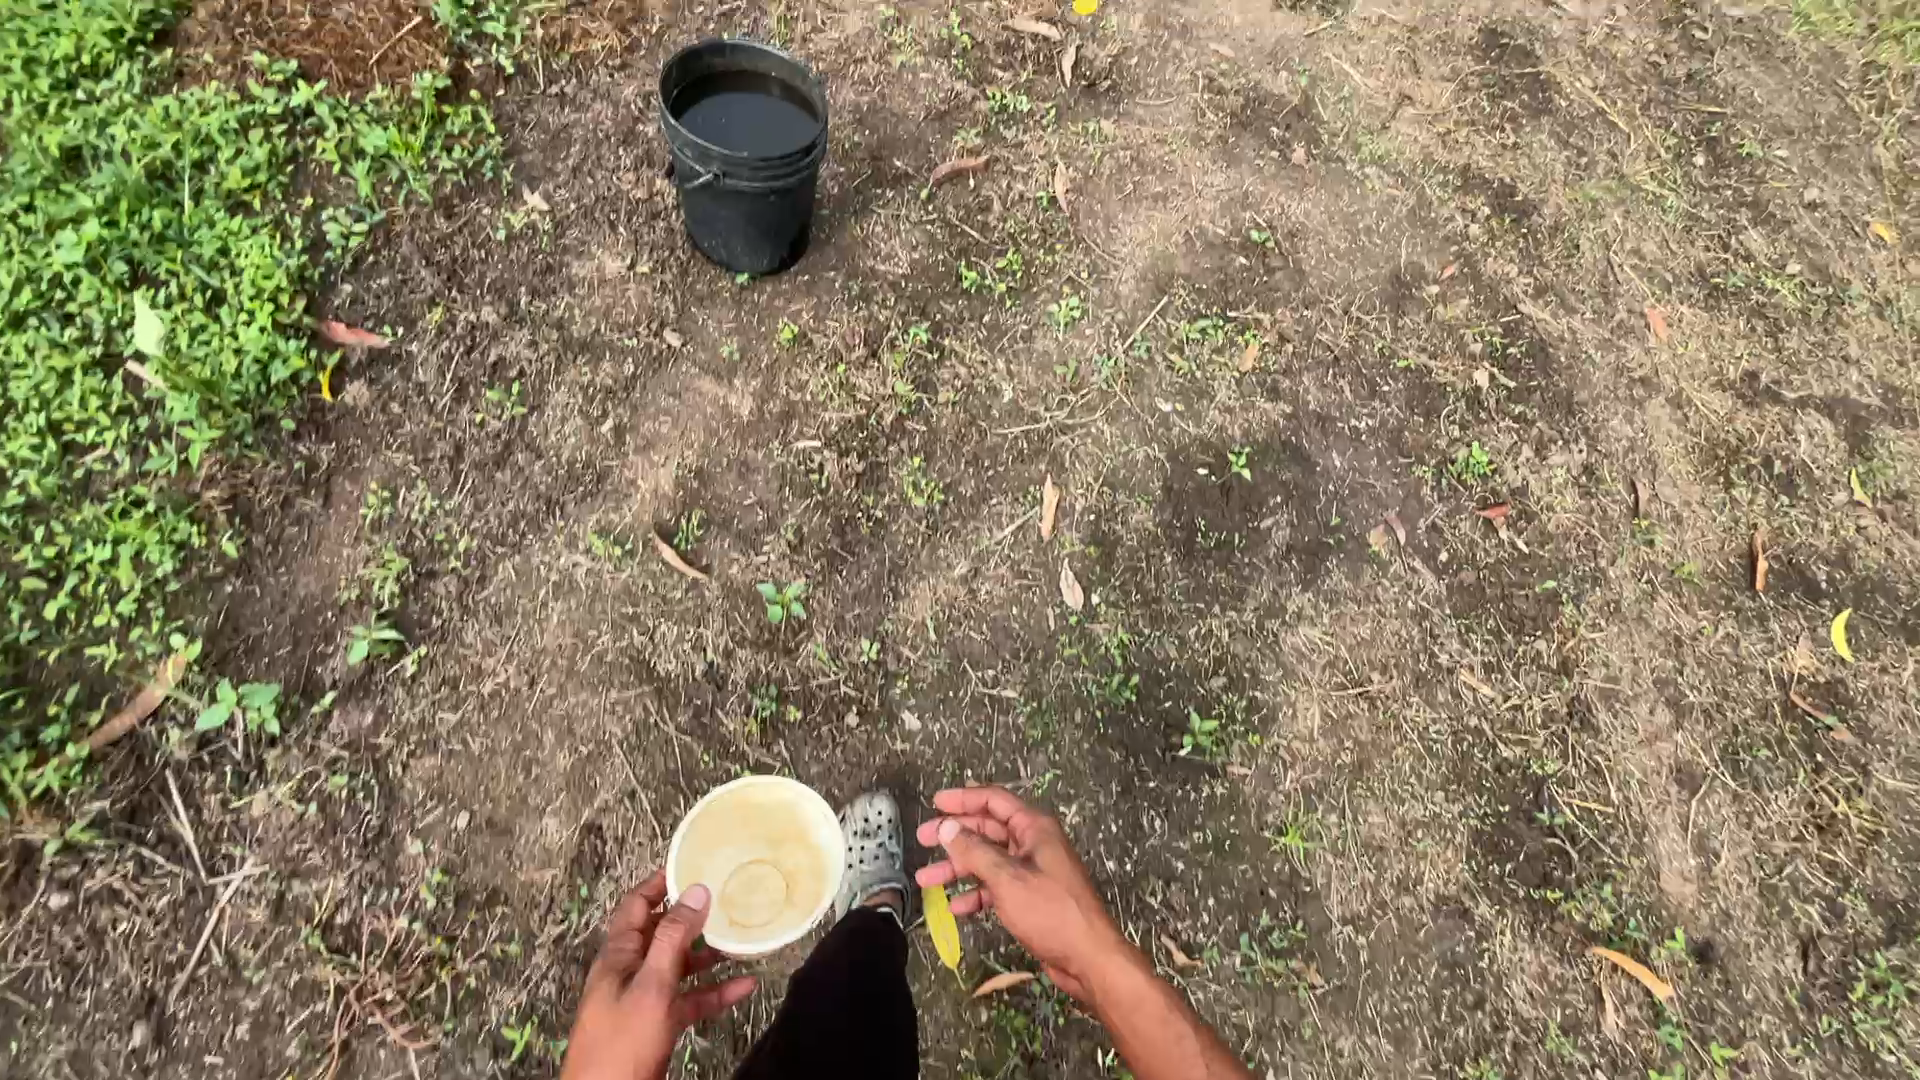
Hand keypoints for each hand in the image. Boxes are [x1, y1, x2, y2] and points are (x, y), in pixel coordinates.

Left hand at [561, 872, 755, 1079]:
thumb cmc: (623, 1043)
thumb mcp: (651, 986)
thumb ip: (674, 938)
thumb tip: (695, 889)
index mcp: (619, 956)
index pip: (637, 905)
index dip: (660, 882)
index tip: (693, 864)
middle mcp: (631, 972)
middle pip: (663, 933)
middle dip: (694, 917)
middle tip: (727, 898)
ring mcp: (644, 999)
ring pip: (680, 965)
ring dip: (709, 954)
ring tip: (742, 940)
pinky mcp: (659, 1024)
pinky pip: (690, 998)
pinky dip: (715, 992)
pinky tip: (745, 986)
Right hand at [914, 785, 1135, 1000]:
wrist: (1088, 958)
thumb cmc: (1051, 911)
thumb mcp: (1007, 877)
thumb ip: (974, 851)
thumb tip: (947, 827)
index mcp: (1033, 827)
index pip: (993, 800)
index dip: (963, 798)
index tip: (936, 802)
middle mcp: (1032, 843)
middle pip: (987, 830)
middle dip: (954, 836)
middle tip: (923, 840)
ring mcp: (1032, 870)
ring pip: (988, 860)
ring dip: (958, 869)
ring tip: (927, 880)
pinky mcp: (1030, 896)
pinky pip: (996, 886)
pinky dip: (976, 893)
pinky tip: (956, 907)